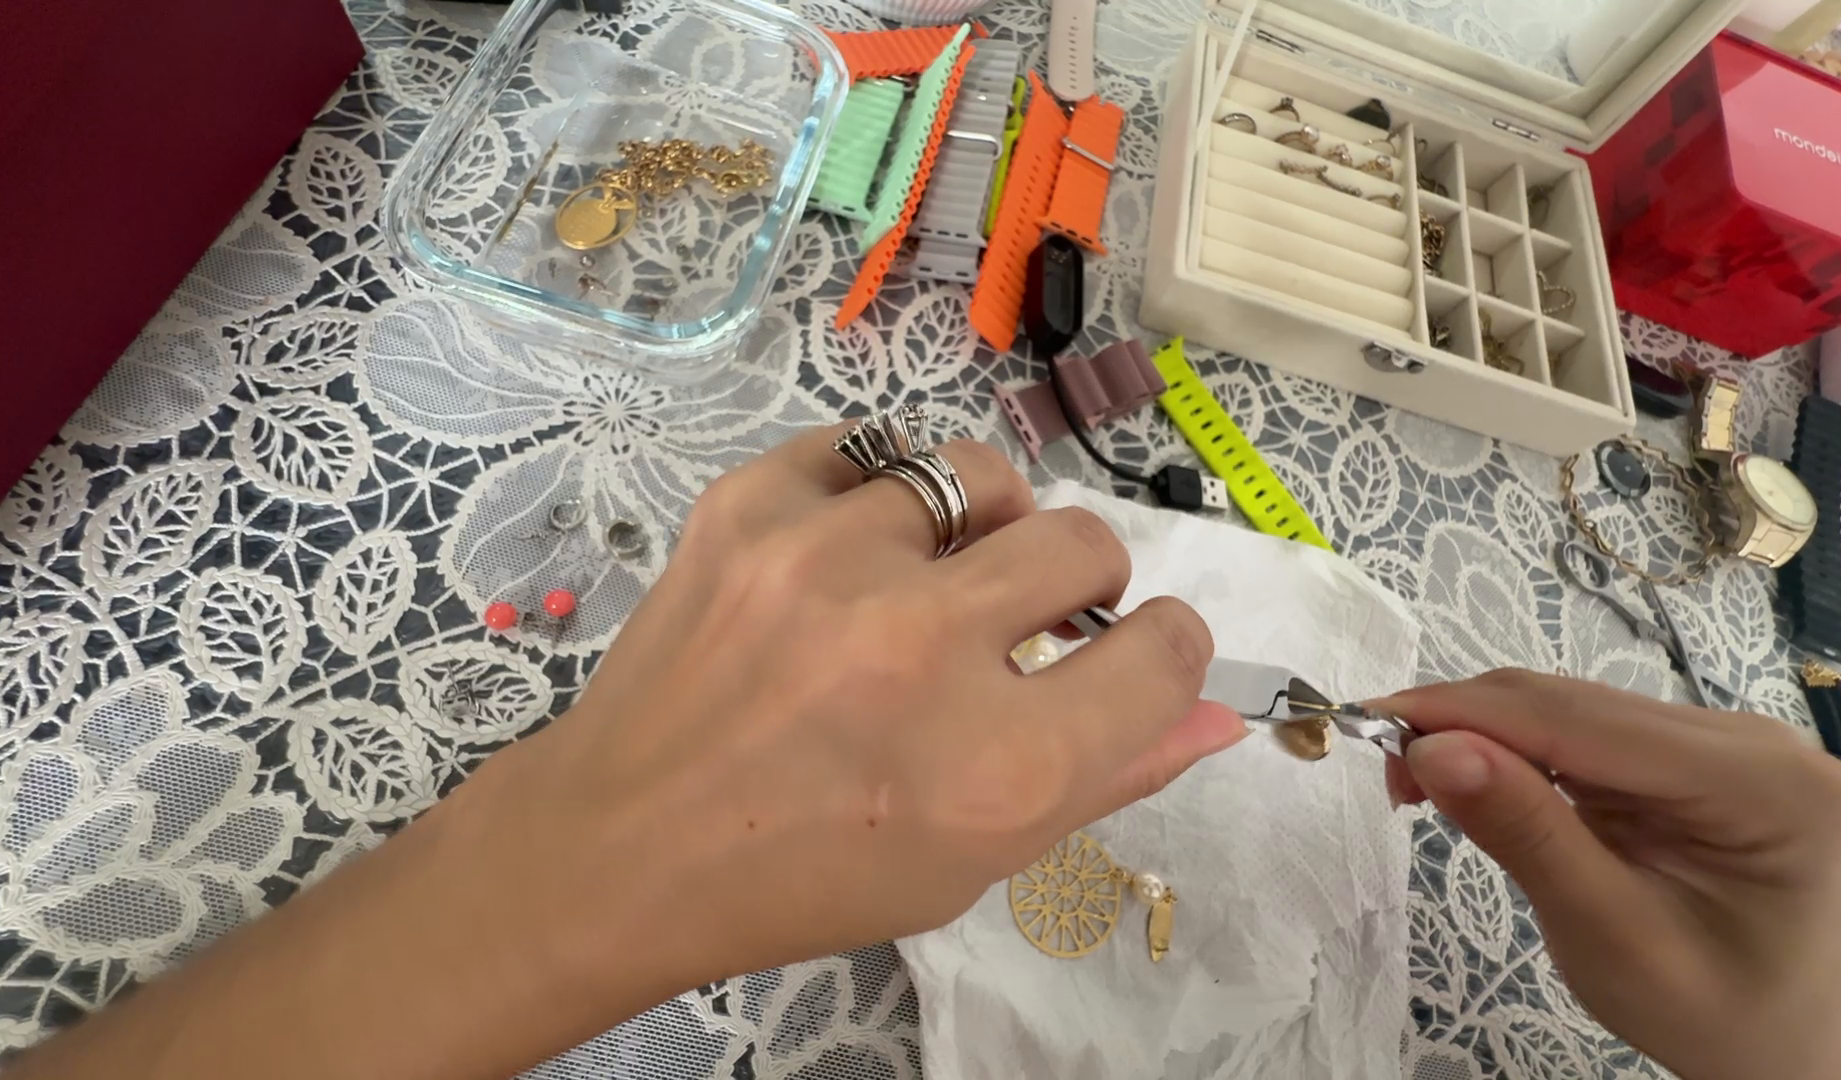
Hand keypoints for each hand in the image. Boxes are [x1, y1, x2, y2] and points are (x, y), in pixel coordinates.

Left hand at [510, 424, 1244, 981]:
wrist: (623, 845)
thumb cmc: (814, 871)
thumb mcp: (978, 860)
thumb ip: (1111, 776)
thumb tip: (1216, 709)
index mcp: (996, 766)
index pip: (1163, 658)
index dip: (1165, 648)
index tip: (1127, 646)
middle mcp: (919, 647)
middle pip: (1082, 544)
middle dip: (1081, 579)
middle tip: (1024, 613)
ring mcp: (824, 561)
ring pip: (979, 473)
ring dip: (986, 524)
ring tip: (941, 568)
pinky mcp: (746, 508)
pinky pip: (867, 448)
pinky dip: (882, 492)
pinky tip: (856, 544)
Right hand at [1381, 671, 1840, 1079]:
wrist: (1777, 1042)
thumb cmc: (1707, 1012)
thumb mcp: (1610, 937)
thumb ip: (1525, 835)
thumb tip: (1429, 747)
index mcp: (1763, 785)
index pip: (1576, 722)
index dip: (1462, 712)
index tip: (1367, 722)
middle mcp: (1745, 740)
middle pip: (1559, 703)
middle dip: (1456, 723)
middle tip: (1387, 772)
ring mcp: (1711, 738)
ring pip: (1550, 705)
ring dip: (1468, 731)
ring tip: (1416, 782)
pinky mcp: (1673, 747)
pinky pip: (1561, 725)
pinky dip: (1496, 743)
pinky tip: (1466, 774)